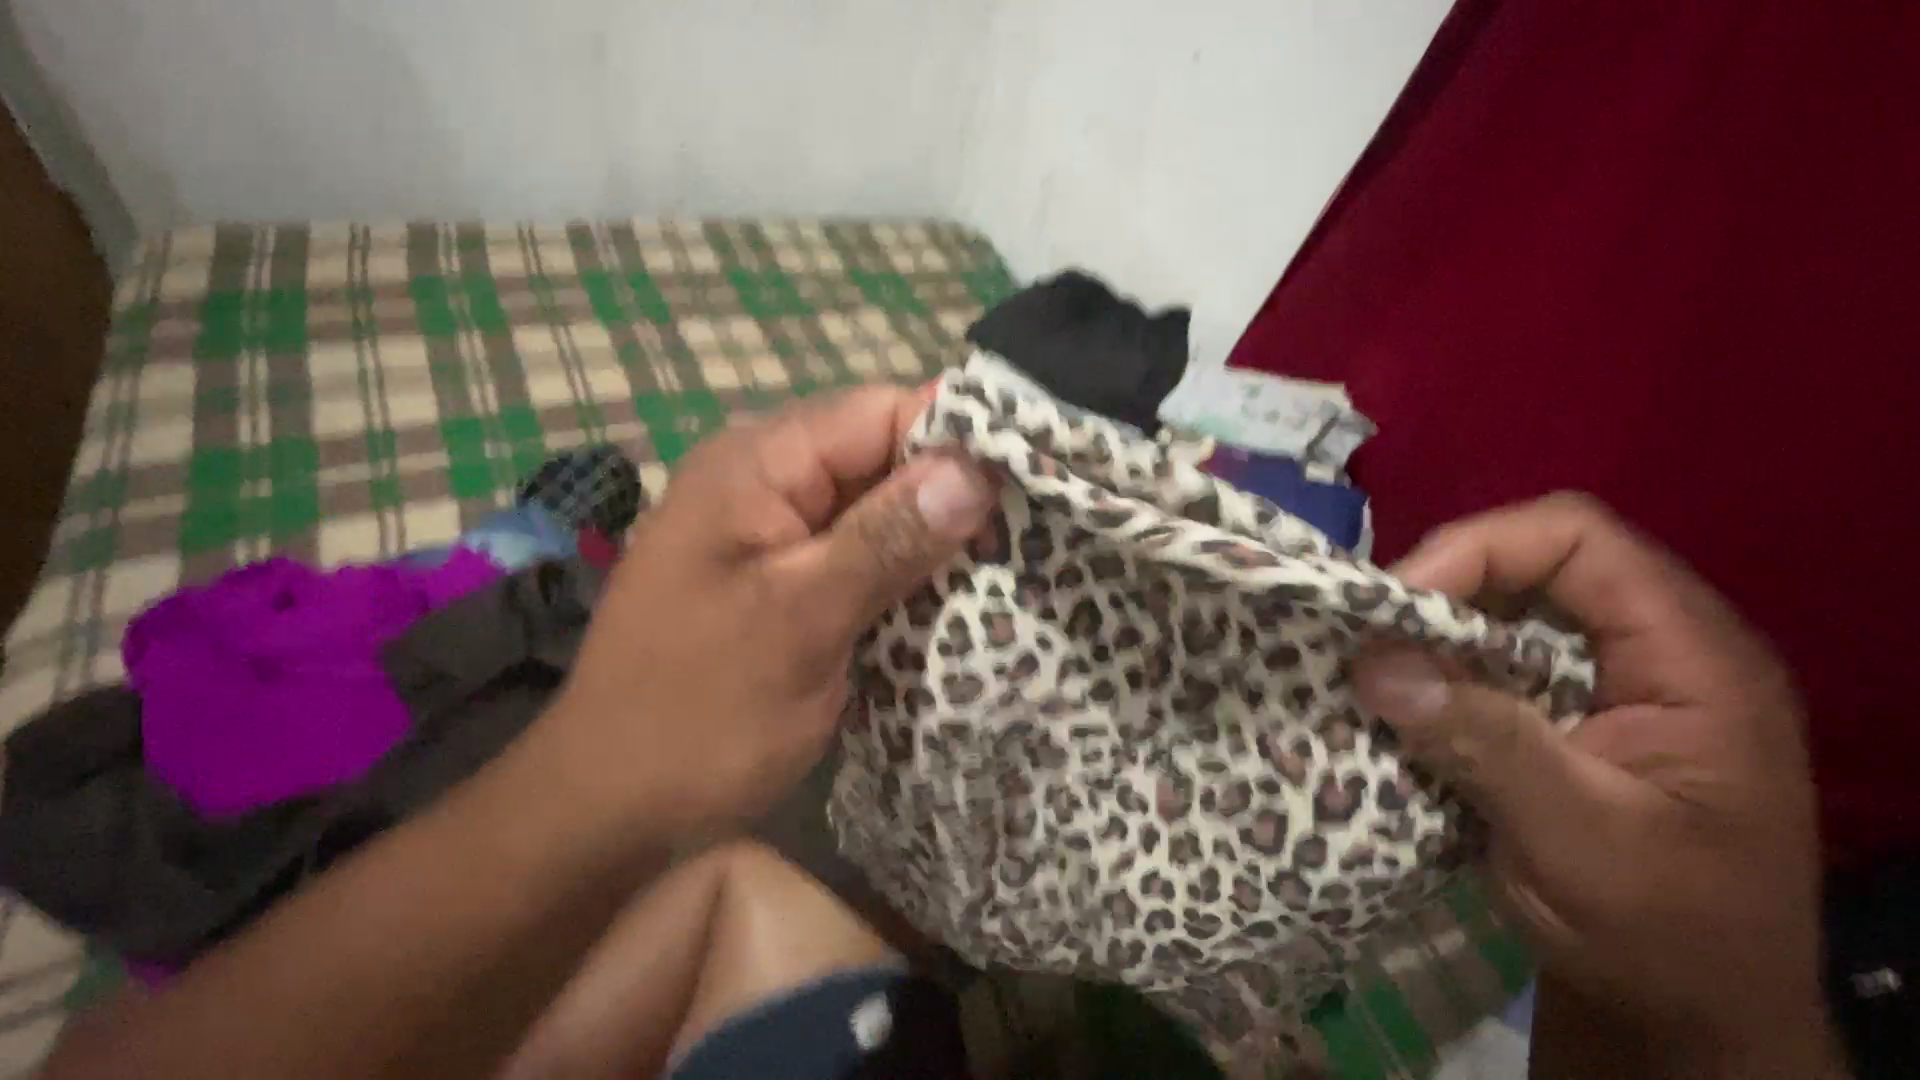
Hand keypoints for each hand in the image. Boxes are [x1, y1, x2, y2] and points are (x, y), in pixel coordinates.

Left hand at [530, 385, 994, 834]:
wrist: (612, 806)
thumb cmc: (698, 713)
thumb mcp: (800, 620)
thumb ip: (887, 538)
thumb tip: (976, 466)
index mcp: (758, 464)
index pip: (881, 410)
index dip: (958, 437)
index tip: (1034, 481)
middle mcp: (767, 483)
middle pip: (884, 457)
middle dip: (956, 493)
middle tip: (1035, 537)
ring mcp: (776, 536)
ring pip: (880, 512)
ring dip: (938, 541)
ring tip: (1013, 570)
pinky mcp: (787, 584)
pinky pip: (862, 558)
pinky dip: (908, 577)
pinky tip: (958, 604)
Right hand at [1351, 495, 1842, 1075]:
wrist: (1689, 1021)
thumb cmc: (1666, 935)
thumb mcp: (1580, 841)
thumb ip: (1486, 744)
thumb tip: (1373, 663)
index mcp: (1691, 660)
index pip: (1578, 540)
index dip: (1479, 550)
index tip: (1398, 605)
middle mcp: (1649, 652)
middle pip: (1530, 564)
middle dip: (1438, 590)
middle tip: (1366, 637)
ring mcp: (1603, 685)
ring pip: (1500, 613)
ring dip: (1428, 634)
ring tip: (1369, 667)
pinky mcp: (1561, 717)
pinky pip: (1486, 665)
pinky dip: (1432, 674)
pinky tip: (1397, 706)